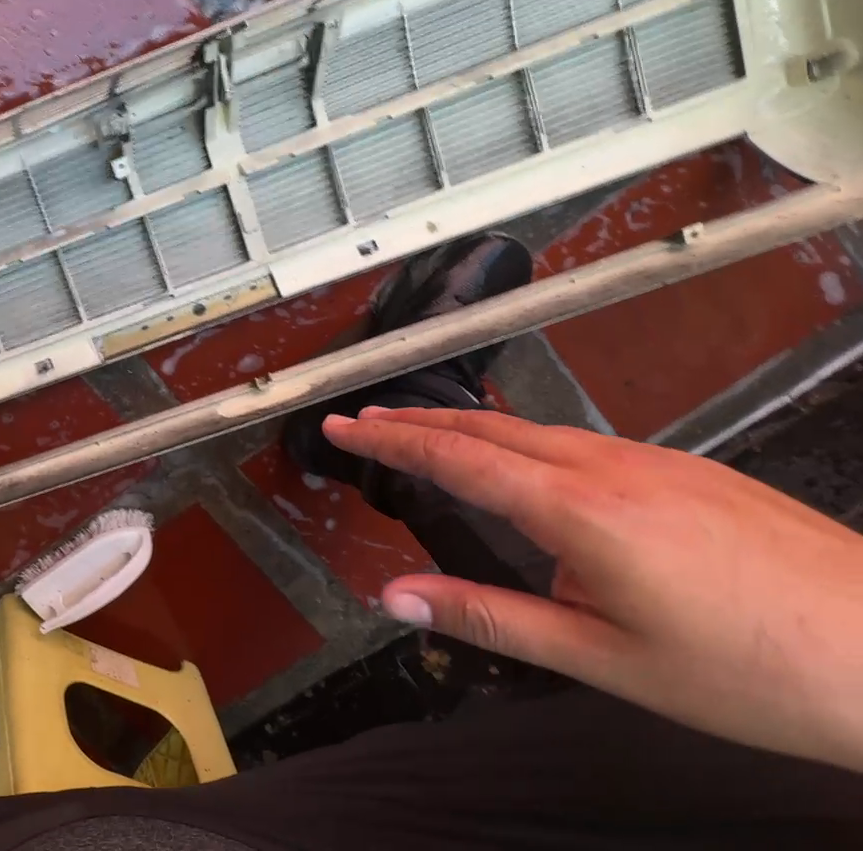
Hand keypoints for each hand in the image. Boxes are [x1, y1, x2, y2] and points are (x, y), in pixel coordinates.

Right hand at [325, 407, 862, 771]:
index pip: (455, 457)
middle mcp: (609, 468)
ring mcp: (657, 462)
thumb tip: (391, 597)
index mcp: (578, 510)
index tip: (339, 426)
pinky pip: (581, 440)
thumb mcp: (605, 660)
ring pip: (535, 428)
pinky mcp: (693, 470)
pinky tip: (524, 461)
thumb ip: (488, 618)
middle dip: (417, 419)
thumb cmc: (753, 673)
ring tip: (426, 433)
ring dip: (467, 425)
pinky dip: (521, 438)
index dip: (388, 440)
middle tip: (364, 420)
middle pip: (488, 426)